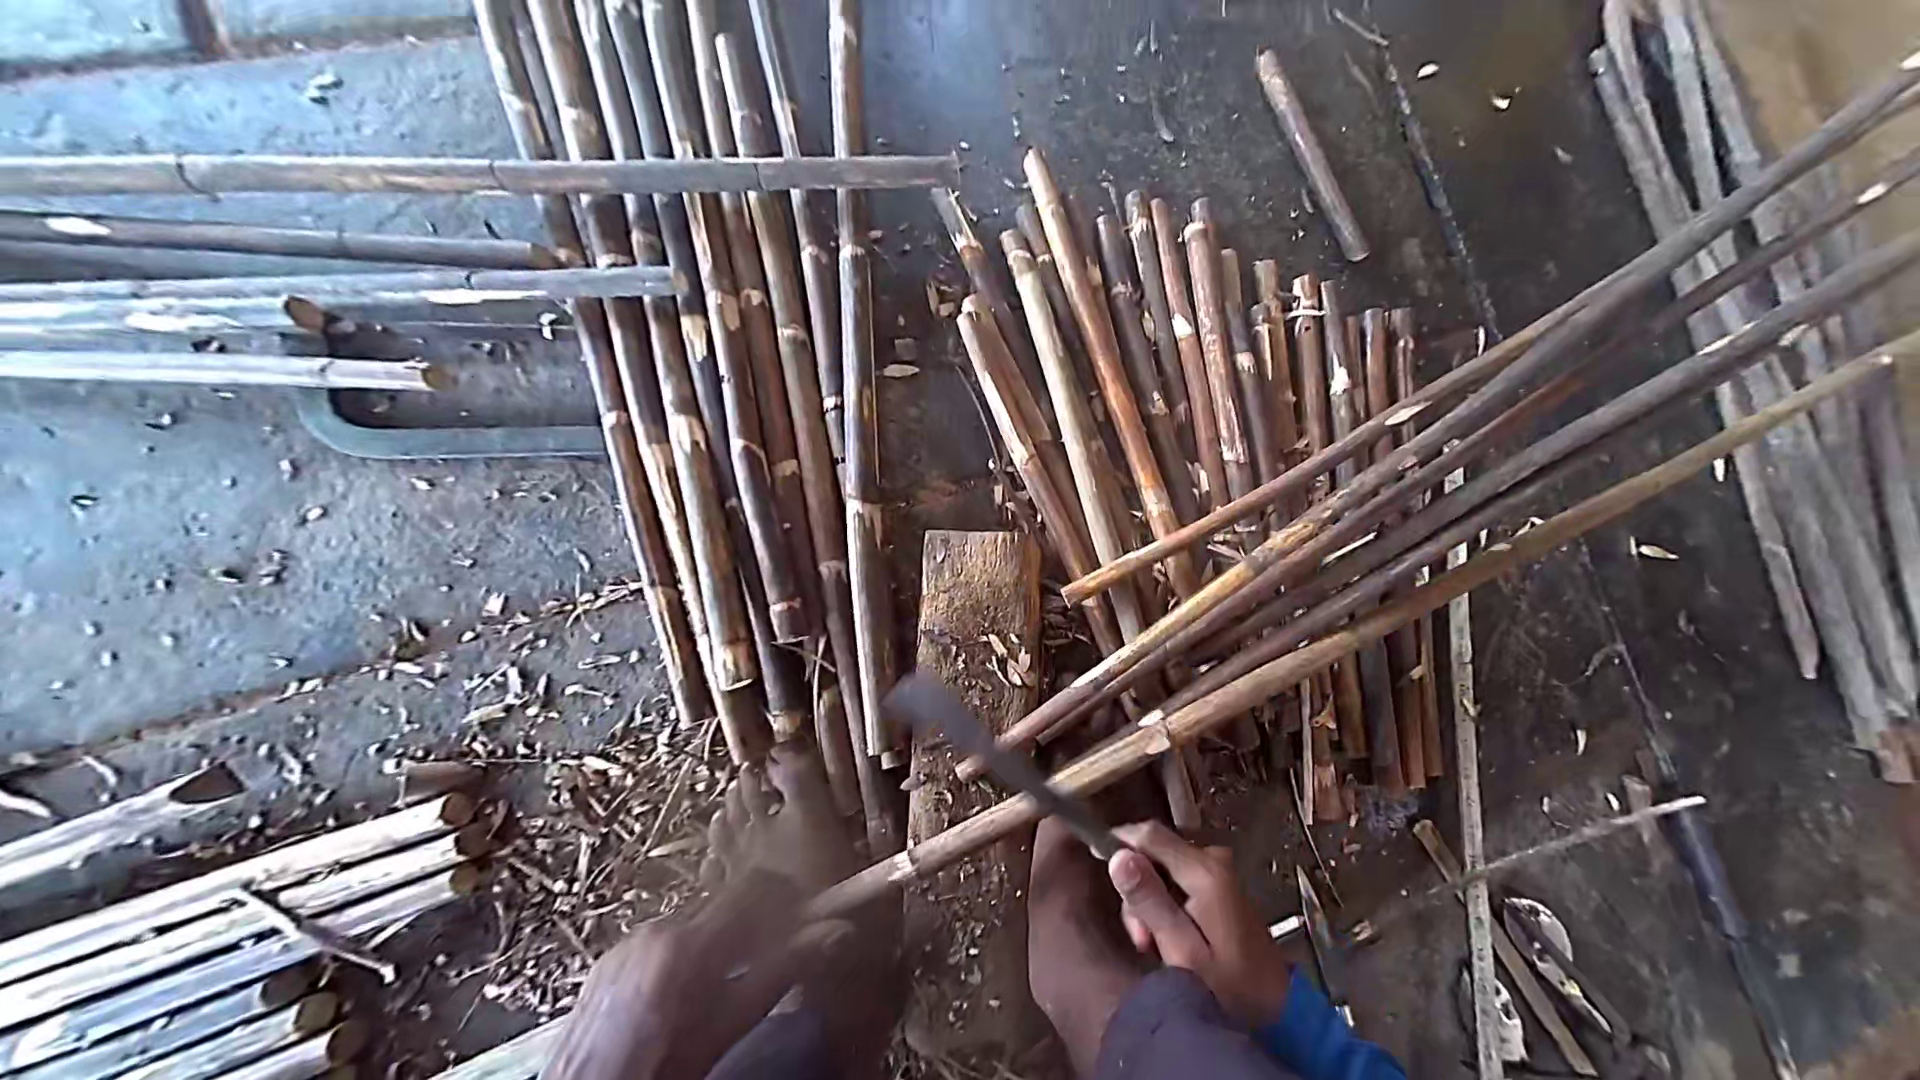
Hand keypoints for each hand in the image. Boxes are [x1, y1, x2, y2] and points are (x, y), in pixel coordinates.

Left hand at [547, 870, 834, 1079]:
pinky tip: (686, 991)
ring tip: (727, 979)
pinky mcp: (609, 956)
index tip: (806, 913)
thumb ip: (780, 973)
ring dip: (720, 935)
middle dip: (754, 918)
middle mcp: (657, 929)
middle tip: (773, 951)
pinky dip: (687, 949)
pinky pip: (663, 935)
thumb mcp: (725, 1029)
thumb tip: (835, 933)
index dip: (785, 894)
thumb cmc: (661, 1074)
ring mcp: (628, 940)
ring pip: (695, 916)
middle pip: (725, 899)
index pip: (754, 887)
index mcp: (689, 945)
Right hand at [1107, 821, 1292, 1027]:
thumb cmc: (1231, 988)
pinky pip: (1176, 874)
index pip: (1149, 833)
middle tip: (1139, 932)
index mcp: (1205, 872)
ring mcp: (1218, 869)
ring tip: (1154, 941)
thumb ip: (1149, 902)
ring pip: (1162, 864)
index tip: (1097, 858)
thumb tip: (1118, 856)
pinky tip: (1169, 932)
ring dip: (1150, 896)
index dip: (1119, 840)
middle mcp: (1213, 859)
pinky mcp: (1219, 881)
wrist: (1277, 1011)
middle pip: (1154, 849)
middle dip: (1137, 884)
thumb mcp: (1182, 952)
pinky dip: (1165, 898)